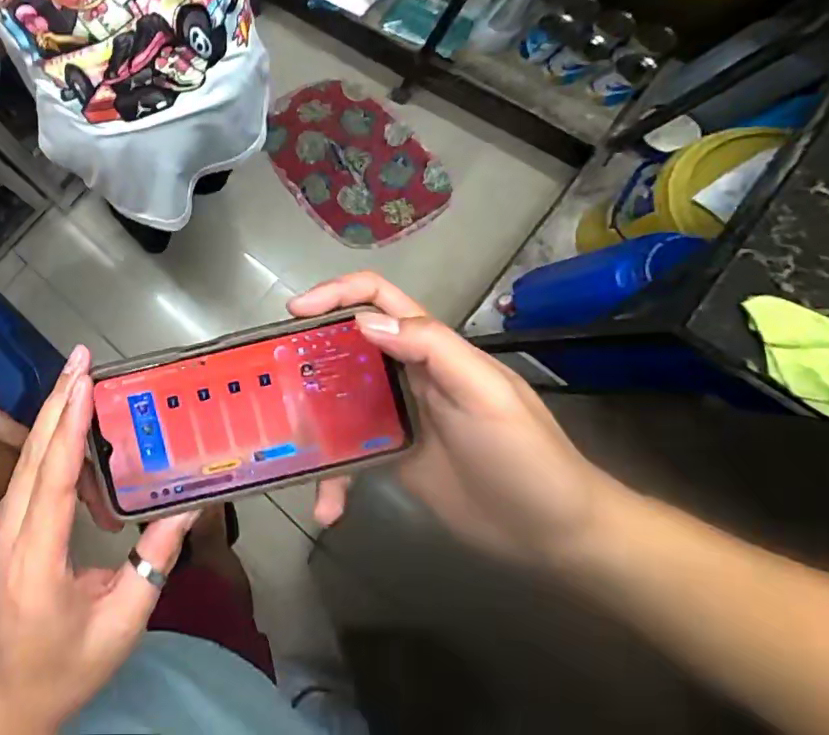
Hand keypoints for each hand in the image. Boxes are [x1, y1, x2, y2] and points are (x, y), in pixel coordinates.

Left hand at [0, 347, 197, 730]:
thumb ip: (153, 562)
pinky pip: (31, 467)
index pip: (54, 481)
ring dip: (57, 411)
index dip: (69, 427)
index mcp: (37, 559)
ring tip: (84, 376)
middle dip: (60, 397)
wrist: (6, 688)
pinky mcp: (7, 518)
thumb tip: (187, 507)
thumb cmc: (66, 664)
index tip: (83, 382)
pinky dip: (55, 438)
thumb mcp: (121, 623)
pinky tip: (77, 423)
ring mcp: (3, 521)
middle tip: (81, 355)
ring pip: (29, 452)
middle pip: (35, 451)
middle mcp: (11, 529)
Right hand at [289, 272, 612, 563]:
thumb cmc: (527, 455)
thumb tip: (362, 322)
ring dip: (310, 418)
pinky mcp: (389, 455)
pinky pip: (348, 454)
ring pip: (337, 398)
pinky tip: (326, 508)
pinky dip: (333, 480)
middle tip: (272, 370)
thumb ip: (432, 348)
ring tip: (284, 437)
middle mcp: (405, 372)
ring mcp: (394, 414)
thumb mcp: (486, 394)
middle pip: (346, 343)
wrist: (556, 535)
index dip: (336, 293)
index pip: (377, 298)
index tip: (295, 312)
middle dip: (308, 350)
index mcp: (430, 346)